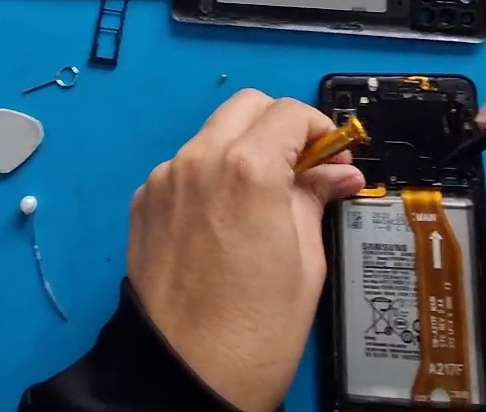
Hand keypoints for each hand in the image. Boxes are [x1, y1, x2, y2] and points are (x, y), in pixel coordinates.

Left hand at [128, 90, 366, 411]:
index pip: (290, 112)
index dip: (321, 129)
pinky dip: (210, 173)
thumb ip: (318, 198)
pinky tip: (223, 218)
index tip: (334, 157)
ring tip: (262, 195)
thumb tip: (342, 171)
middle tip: (302, 165)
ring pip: (213, 131)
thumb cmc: (258, 332)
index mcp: (247, 168)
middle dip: (280, 125)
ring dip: (243, 146)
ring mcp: (166, 177)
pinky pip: (185, 165)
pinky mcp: (144, 199)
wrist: (180, 379)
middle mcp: (200, 158)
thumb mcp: (306, 263)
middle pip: (247, 105)